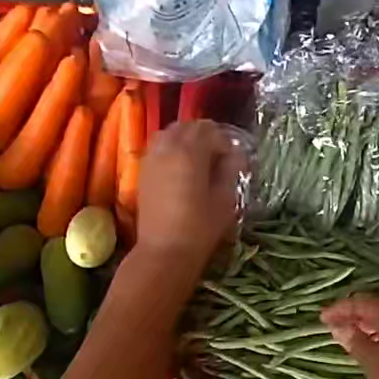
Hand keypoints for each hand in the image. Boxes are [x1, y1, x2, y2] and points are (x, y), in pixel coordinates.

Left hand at [134, 119, 247, 274]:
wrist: (164, 251)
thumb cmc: (200, 228)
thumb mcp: (225, 200)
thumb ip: (230, 171)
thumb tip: (235, 155)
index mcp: (190, 152)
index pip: (211, 131)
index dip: (226, 143)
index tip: (234, 161)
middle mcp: (168, 147)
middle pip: (189, 126)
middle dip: (206, 136)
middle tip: (219, 157)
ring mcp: (152, 157)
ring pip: (171, 132)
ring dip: (187, 139)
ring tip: (200, 160)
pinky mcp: (143, 170)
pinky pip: (159, 145)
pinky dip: (172, 148)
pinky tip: (183, 167)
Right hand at [322, 296, 378, 378]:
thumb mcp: (370, 358)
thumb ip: (353, 339)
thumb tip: (337, 326)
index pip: (359, 303)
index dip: (338, 309)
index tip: (321, 318)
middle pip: (371, 307)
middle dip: (350, 315)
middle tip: (330, 324)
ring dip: (362, 323)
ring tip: (344, 333)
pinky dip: (375, 331)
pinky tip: (366, 342)